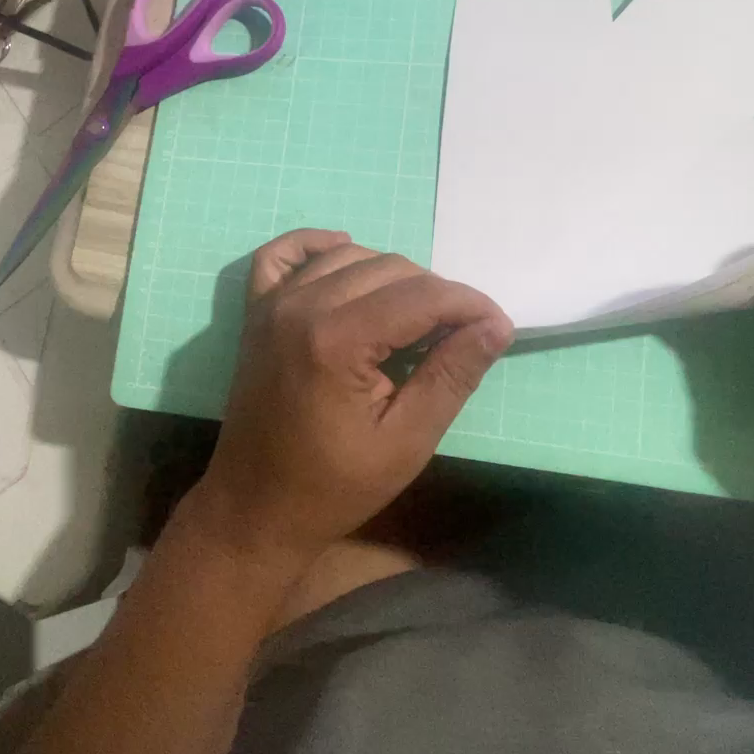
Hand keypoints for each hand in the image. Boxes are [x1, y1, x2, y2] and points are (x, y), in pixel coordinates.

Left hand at [185, 230, 513, 564]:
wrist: (255, 508)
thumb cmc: (334, 486)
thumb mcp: (407, 442)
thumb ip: (451, 376)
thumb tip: (495, 325)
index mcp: (337, 339)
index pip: (421, 295)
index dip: (469, 305)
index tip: (498, 327)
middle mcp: (301, 305)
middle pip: (389, 268)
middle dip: (434, 294)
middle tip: (457, 335)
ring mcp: (272, 304)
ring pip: (348, 256)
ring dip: (389, 276)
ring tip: (414, 318)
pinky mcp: (256, 311)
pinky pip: (283, 254)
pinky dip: (316, 246)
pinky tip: (344, 251)